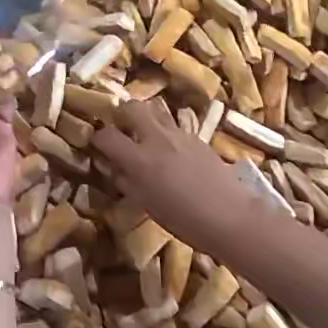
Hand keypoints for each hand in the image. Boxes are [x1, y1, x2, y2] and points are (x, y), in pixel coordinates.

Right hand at [91, 98, 262, 257]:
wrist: (231, 216)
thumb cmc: (183, 219)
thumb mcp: (146, 204)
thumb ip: (127, 181)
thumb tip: (114, 168)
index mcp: (139, 158)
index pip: (107, 136)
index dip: (98, 139)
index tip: (97, 146)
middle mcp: (156, 138)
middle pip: (132, 107)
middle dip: (122, 114)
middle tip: (122, 130)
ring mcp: (179, 134)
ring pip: (156, 110)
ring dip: (146, 119)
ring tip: (146, 137)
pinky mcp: (197, 137)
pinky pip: (174, 125)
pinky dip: (166, 132)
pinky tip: (171, 151)